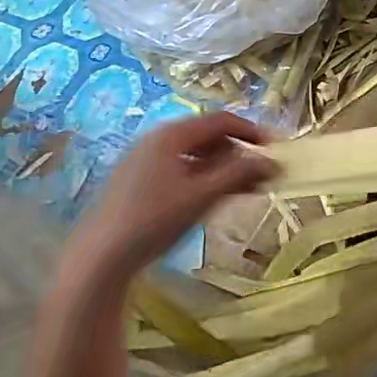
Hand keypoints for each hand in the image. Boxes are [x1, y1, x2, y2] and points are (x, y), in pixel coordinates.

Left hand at [65, 112, 276, 283]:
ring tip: (244, 189)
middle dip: (237, 152)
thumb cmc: (154, 221)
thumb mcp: (202, 197)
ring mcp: (145, 159)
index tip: (275, 148)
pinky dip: (202, 177)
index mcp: (171, 134)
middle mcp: (157, 139)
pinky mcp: (138, 180)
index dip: (250, 131)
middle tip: (261, 174)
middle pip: (206, 135)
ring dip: (222, 167)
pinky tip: (213, 198)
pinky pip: (180, 168)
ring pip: (193, 154)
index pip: (219, 120)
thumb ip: (238, 175)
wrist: (101, 255)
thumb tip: (273, 161)